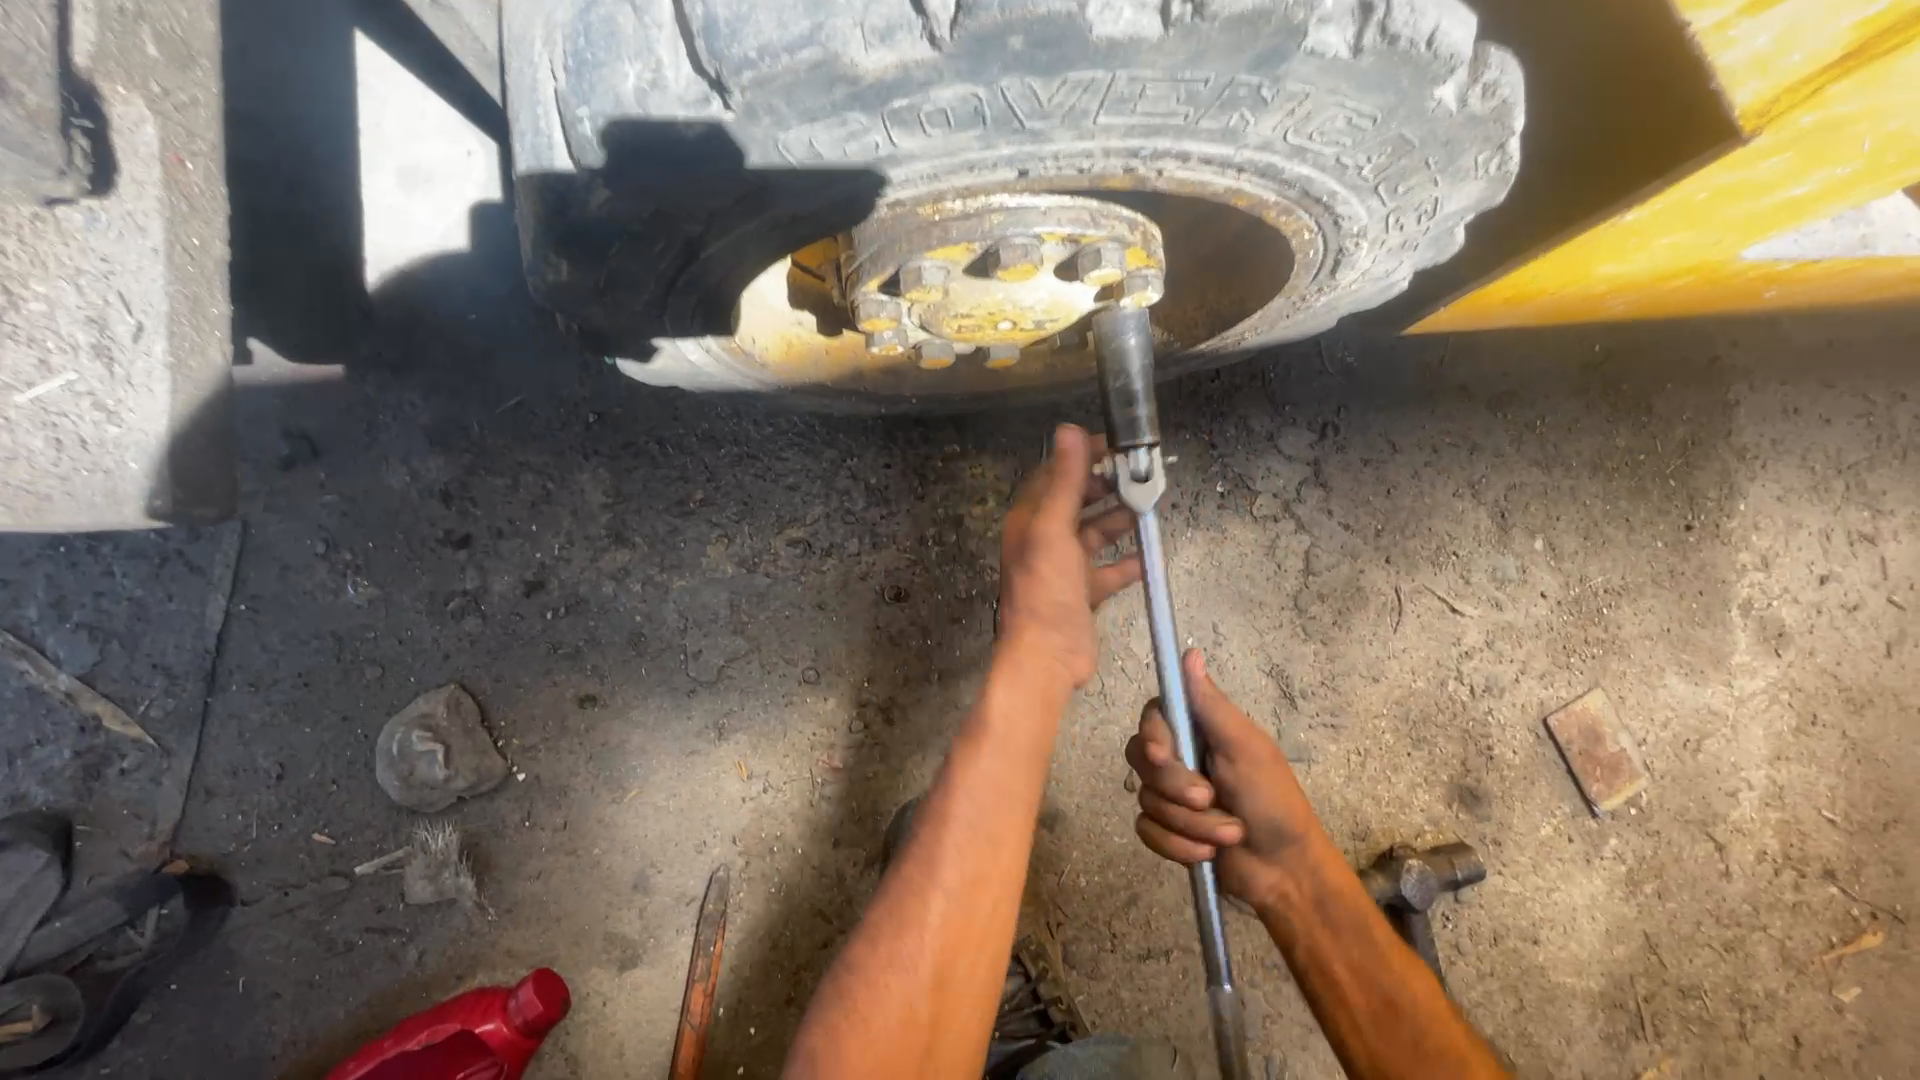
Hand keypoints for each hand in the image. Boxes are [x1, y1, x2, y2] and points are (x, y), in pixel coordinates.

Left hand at [996, 424, 1143, 687]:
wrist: (1046, 654)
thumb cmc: (1044, 588)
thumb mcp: (1053, 528)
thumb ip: (1065, 481)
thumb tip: (1068, 430)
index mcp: (1030, 520)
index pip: (1055, 475)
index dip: (1082, 457)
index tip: (1115, 445)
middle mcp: (1044, 540)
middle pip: (1078, 503)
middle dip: (1107, 488)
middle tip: (1140, 475)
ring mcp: (1063, 568)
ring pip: (1095, 534)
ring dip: (1120, 520)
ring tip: (1149, 506)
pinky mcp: (1083, 593)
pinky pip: (1109, 571)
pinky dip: (1128, 562)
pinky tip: (1149, 555)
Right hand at [1125, 650, 1322, 910]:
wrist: (1286, 872)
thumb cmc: (1274, 802)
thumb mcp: (1246, 749)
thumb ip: (1211, 705)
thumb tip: (1189, 652)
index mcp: (1200, 731)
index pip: (1153, 717)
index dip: (1153, 736)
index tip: (1163, 755)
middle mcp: (1180, 758)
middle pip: (1142, 759)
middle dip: (1176, 788)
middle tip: (1211, 799)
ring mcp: (1171, 796)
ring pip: (1147, 799)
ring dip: (1189, 823)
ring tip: (1229, 833)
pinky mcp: (1167, 830)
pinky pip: (1146, 830)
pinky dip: (1177, 845)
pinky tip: (1206, 852)